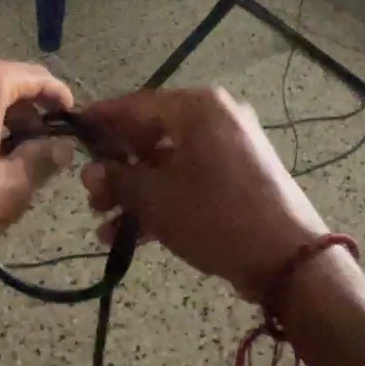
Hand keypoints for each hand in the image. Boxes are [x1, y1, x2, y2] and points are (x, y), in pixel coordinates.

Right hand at [80, 88, 326, 301]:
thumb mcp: (158, 199)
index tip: (75, 130)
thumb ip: (119, 180)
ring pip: (169, 162)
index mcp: (197, 107)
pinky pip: (190, 179)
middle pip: (152, 135)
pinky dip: (163, 200)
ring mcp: (230, 148)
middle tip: (89, 195)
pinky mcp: (238, 177)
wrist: (289, 261)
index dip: (103, 120)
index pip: (137, 105)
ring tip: (104, 223)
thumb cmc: (216, 215)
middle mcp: (215, 118)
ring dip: (136, 191)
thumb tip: (89, 172)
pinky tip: (131, 234)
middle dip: (118, 168)